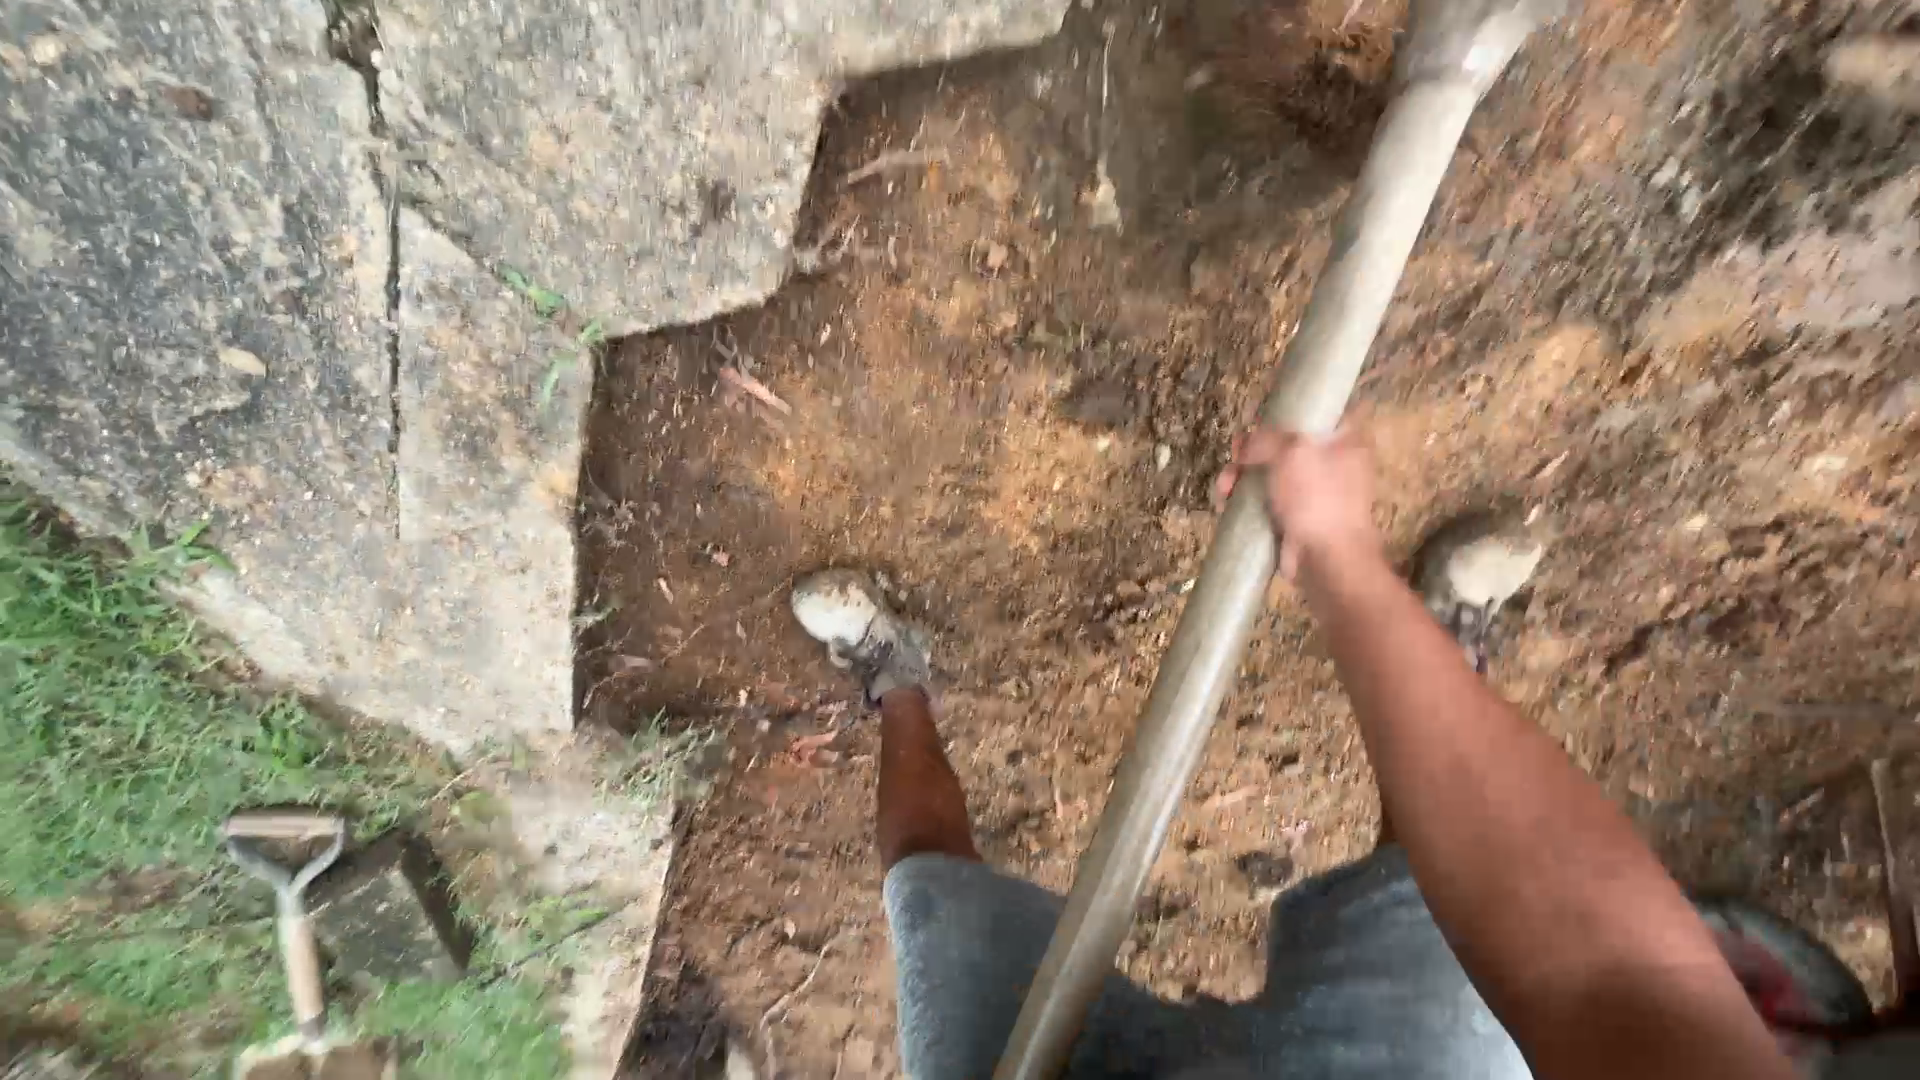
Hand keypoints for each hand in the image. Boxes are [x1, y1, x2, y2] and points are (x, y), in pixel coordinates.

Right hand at [1212, 426, 1381, 578]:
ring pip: (1268, 474)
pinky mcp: (1292, 519)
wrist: (1326, 558)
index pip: (1320, 414)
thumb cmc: (1318, 498)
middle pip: (1284, 445)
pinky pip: (1262, 501)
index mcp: (1343, 442)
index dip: (1289, 410)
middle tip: (1235, 453)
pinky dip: (1242, 500)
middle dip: (1252, 449)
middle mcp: (1329, 465)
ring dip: (1240, 476)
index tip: (1261, 415)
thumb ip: (1267, 438)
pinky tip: (1225, 503)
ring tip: (1224, 486)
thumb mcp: (1293, 452)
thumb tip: (1246, 444)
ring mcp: (1310, 494)